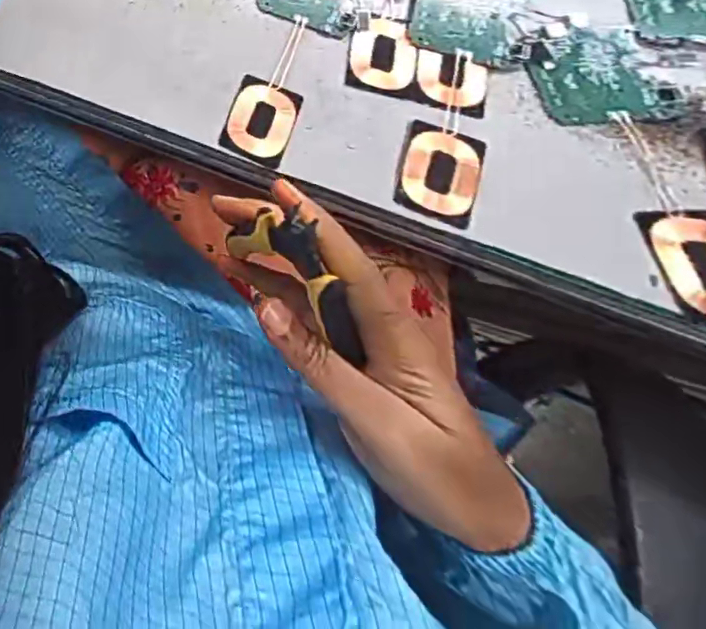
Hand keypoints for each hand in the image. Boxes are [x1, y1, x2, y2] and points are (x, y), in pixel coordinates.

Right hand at [212, 179, 530, 553]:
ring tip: (227, 235)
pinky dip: (274, 291)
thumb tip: (262, 305)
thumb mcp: (375, 418)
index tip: (277, 189)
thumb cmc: (438, 467)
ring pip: (310, 282)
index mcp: (391, 327)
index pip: (346, 259)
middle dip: (276, 228)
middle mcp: (376, 321)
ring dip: (269, 255)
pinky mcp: (352, 357)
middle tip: (226, 209)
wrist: (480, 516)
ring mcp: (363, 338)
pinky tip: (249, 280)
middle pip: (321, 260)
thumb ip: (316, 360)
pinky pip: (307, 313)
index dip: (311, 220)